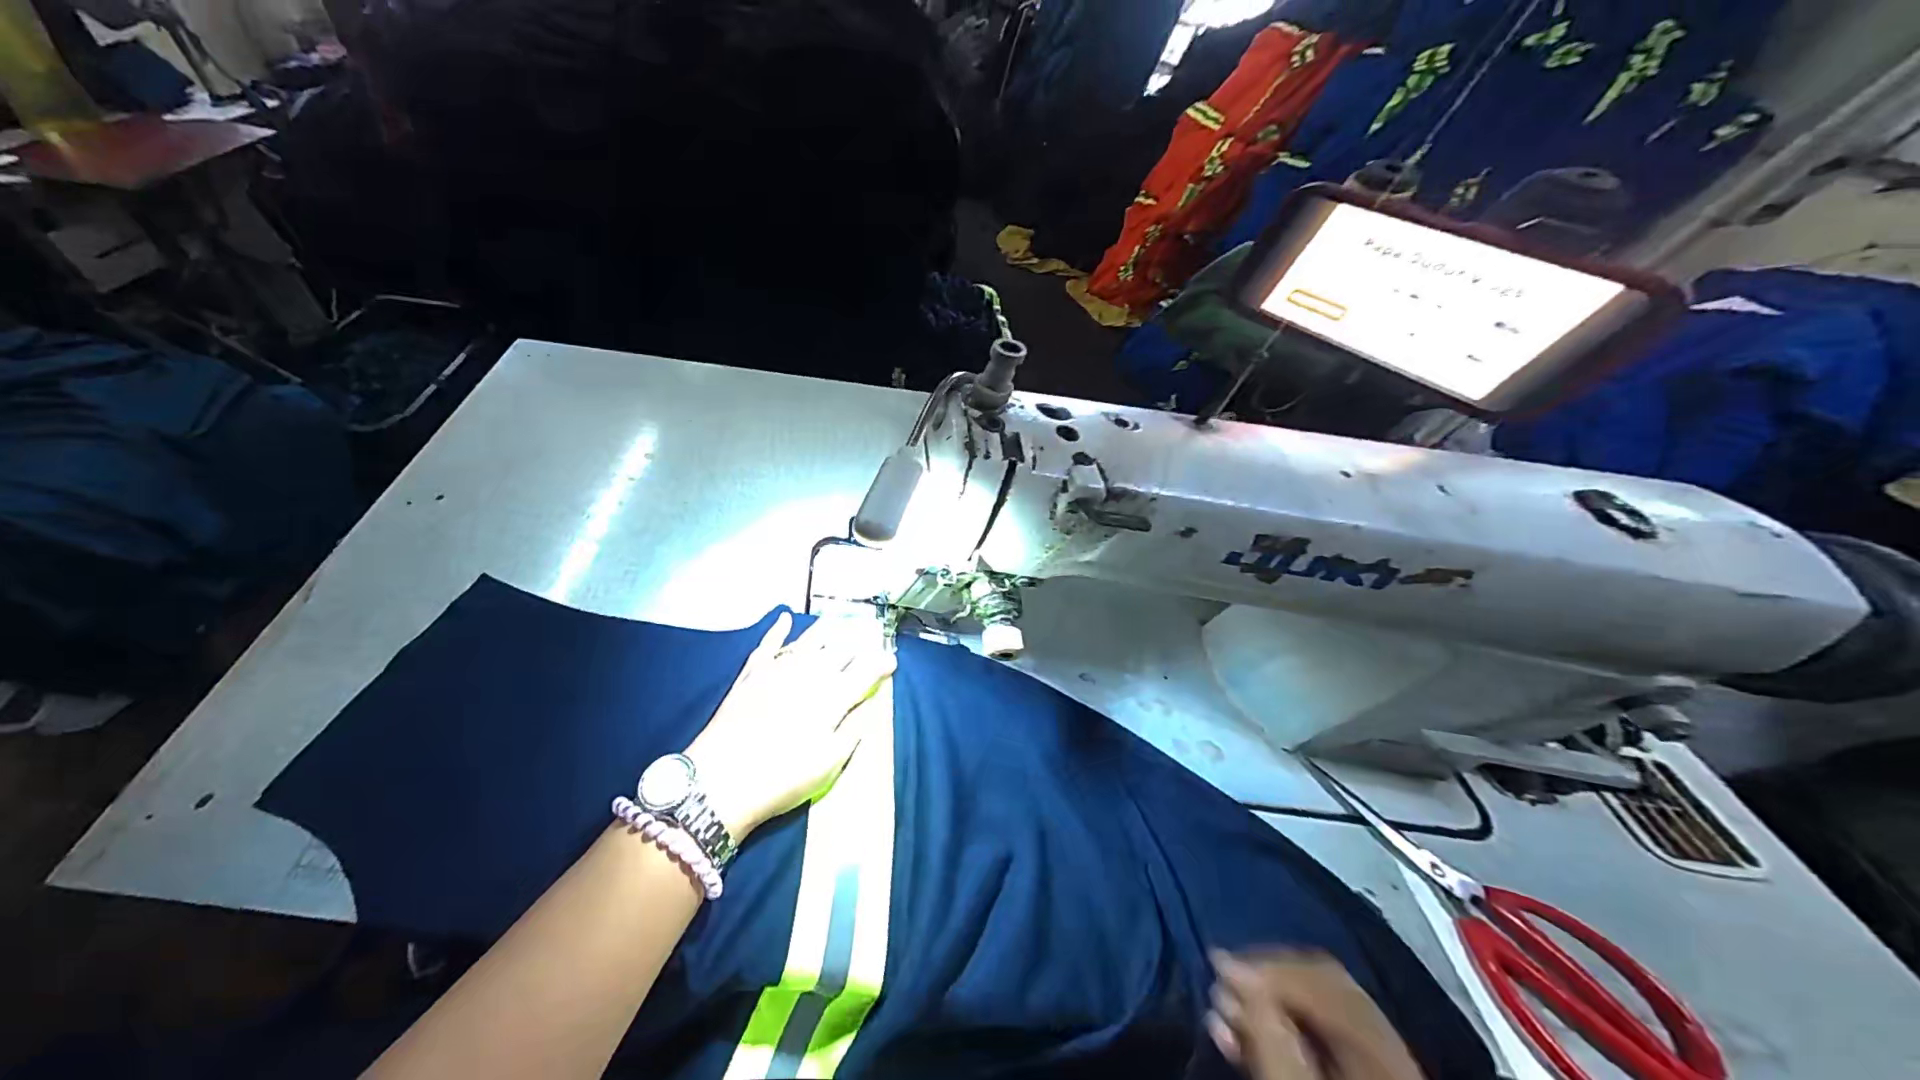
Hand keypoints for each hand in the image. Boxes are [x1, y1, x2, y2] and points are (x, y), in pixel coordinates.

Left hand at [683, 613, 894, 842]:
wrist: (719, 782)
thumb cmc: (781, 780)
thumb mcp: (829, 764)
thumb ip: (852, 729)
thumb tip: (870, 704)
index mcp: (832, 697)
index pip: (865, 670)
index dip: (881, 664)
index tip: (891, 662)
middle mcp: (808, 675)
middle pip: (839, 651)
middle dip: (857, 648)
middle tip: (867, 648)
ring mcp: (776, 671)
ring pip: (808, 642)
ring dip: (826, 632)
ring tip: (839, 623)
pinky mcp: (751, 675)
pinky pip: (768, 645)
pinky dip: (778, 630)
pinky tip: (784, 619)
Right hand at [1206, 949, 1424, 1079]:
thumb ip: (1267, 1039)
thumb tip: (1231, 973)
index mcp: (1383, 1052)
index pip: (1323, 982)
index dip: (1269, 968)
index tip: (1217, 966)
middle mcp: (1389, 1048)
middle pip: (1323, 986)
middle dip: (1266, 980)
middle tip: (1218, 980)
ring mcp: (1382, 1065)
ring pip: (1319, 1010)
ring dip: (1267, 1003)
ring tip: (1222, 1009)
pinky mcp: (1364, 1077)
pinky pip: (1320, 1038)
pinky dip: (1279, 1029)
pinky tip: (1242, 1035)